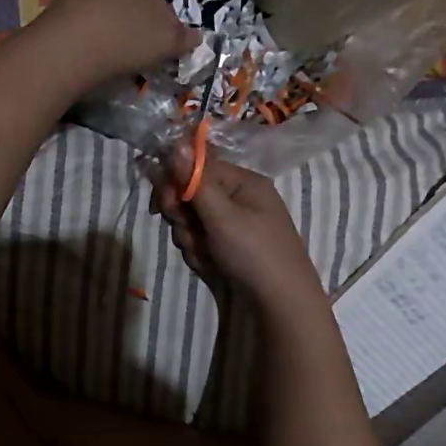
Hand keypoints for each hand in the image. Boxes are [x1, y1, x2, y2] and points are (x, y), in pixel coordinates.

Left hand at [32, 0, 200, 83]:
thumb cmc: (120, 32)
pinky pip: (97, 16)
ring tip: (145, 40)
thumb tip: (192, 37)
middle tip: (169, 16)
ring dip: (134, 14)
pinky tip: (118, 51)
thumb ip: (182, 36)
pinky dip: (113, 29)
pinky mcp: (64, 16)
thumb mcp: (163, 37)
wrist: (58, 56)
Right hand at [153, 154, 316, 301]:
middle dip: (183, 217)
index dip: (176, 184)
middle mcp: (237, 199)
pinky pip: (200, 240)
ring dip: (190, 238)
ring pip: (191, 221)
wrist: (280, 303)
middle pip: (191, 195)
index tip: (166, 205)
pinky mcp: (228, 246)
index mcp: (242, 183)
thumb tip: (176, 143)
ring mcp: (233, 224)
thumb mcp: (221, 216)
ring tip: (205, 255)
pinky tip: (210, 265)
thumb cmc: (254, 253)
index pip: (197, 168)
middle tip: (191, 235)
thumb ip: (195, 182)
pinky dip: (199, 252)